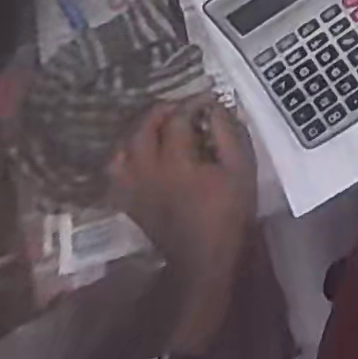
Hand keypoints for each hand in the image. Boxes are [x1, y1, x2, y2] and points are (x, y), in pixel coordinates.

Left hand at [107, 95, 255, 351]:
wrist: (205, 260)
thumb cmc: (229, 212)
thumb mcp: (241, 168)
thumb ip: (228, 133)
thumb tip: (215, 107)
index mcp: (176, 163)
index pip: (177, 119)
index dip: (193, 102)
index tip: (209, 98)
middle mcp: (147, 173)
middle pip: (142, 129)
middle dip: (161, 111)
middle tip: (182, 107)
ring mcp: (133, 190)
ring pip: (122, 150)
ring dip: (139, 132)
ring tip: (159, 127)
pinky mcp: (129, 204)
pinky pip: (116, 174)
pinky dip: (127, 157)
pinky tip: (144, 155)